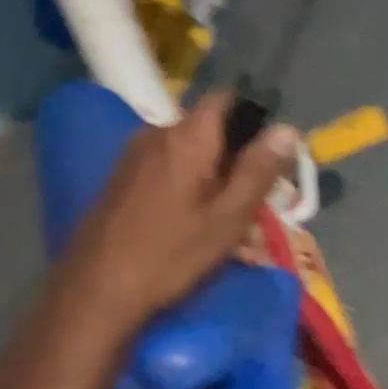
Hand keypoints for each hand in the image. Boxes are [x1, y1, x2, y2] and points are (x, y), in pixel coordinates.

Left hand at [64, 91, 298, 320]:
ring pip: (186, 154)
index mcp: (187, 138)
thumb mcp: (227, 219)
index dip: (252, 122)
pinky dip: (185, 189)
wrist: (97, 288)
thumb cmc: (170, 256)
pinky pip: (164, 170)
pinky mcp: (119, 178)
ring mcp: (132, 155)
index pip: (226, 100)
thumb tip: (289, 130)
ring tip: (221, 225)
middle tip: (249, 208)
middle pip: (207, 130)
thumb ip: (258, 172)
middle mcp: (155, 133)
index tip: (266, 162)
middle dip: (233, 160)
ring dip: (209, 179)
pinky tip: (188, 227)